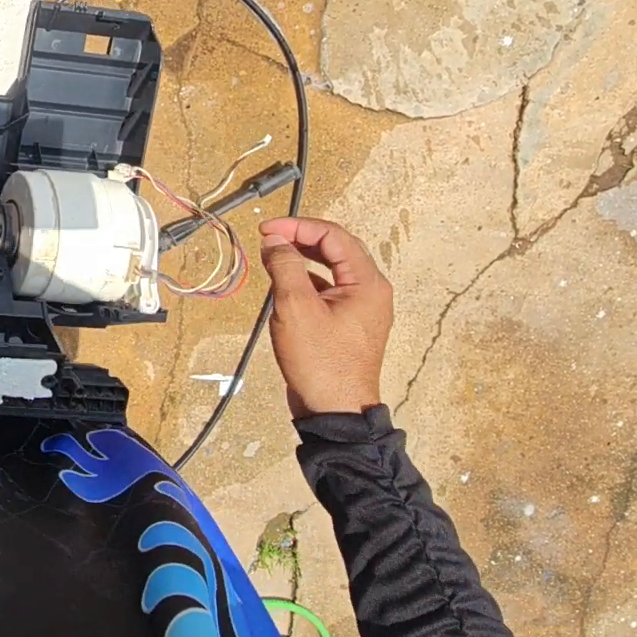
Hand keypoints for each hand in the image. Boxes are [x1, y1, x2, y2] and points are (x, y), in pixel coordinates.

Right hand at [257, 216, 393, 418]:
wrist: (334, 410)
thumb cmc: (318, 358)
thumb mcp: (295, 307)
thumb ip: (285, 266)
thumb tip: (275, 240)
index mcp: (367, 283)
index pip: (334, 236)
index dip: (298, 226)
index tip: (265, 229)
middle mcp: (370, 291)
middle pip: (336, 249)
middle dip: (300, 238)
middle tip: (267, 238)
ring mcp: (361, 308)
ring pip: (331, 268)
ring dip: (301, 257)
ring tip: (272, 257)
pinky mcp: (347, 323)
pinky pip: (327, 288)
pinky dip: (304, 278)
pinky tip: (283, 284)